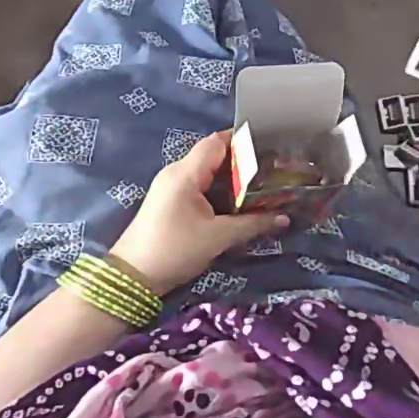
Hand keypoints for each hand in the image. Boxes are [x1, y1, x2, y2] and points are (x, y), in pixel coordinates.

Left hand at [111, 131, 287, 293]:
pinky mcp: (169, 201)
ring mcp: (170, 186)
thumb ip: (252, 224)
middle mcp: (176, 173)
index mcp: (185, 174)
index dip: (243, 141)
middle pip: (213, 155)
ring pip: (207, 172)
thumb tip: (284, 218)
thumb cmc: (175, 250)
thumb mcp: (218, 237)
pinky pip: (198, 185)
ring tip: (262, 185)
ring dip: (232, 177)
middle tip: (273, 170)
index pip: (217, 142)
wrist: (133, 276)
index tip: (271, 148)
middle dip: (243, 161)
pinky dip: (219, 189)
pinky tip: (238, 201)